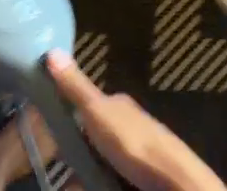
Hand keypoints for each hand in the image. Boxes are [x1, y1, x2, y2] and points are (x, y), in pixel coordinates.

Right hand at [43, 51, 226, 190]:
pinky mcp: (146, 174)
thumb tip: (51, 49)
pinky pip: (120, 174)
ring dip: (94, 168)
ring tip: (76, 181)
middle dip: (82, 148)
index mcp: (120, 104)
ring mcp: (142, 150)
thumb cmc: (133, 142)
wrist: (176, 181)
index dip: (71, 116)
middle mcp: (132, 122)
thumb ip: (76, 87)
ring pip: (109, 157)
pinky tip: (100, 184)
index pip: (90, 103)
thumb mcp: (98, 112)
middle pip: (99, 133)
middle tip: (62, 165)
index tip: (53, 134)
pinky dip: (108, 179)